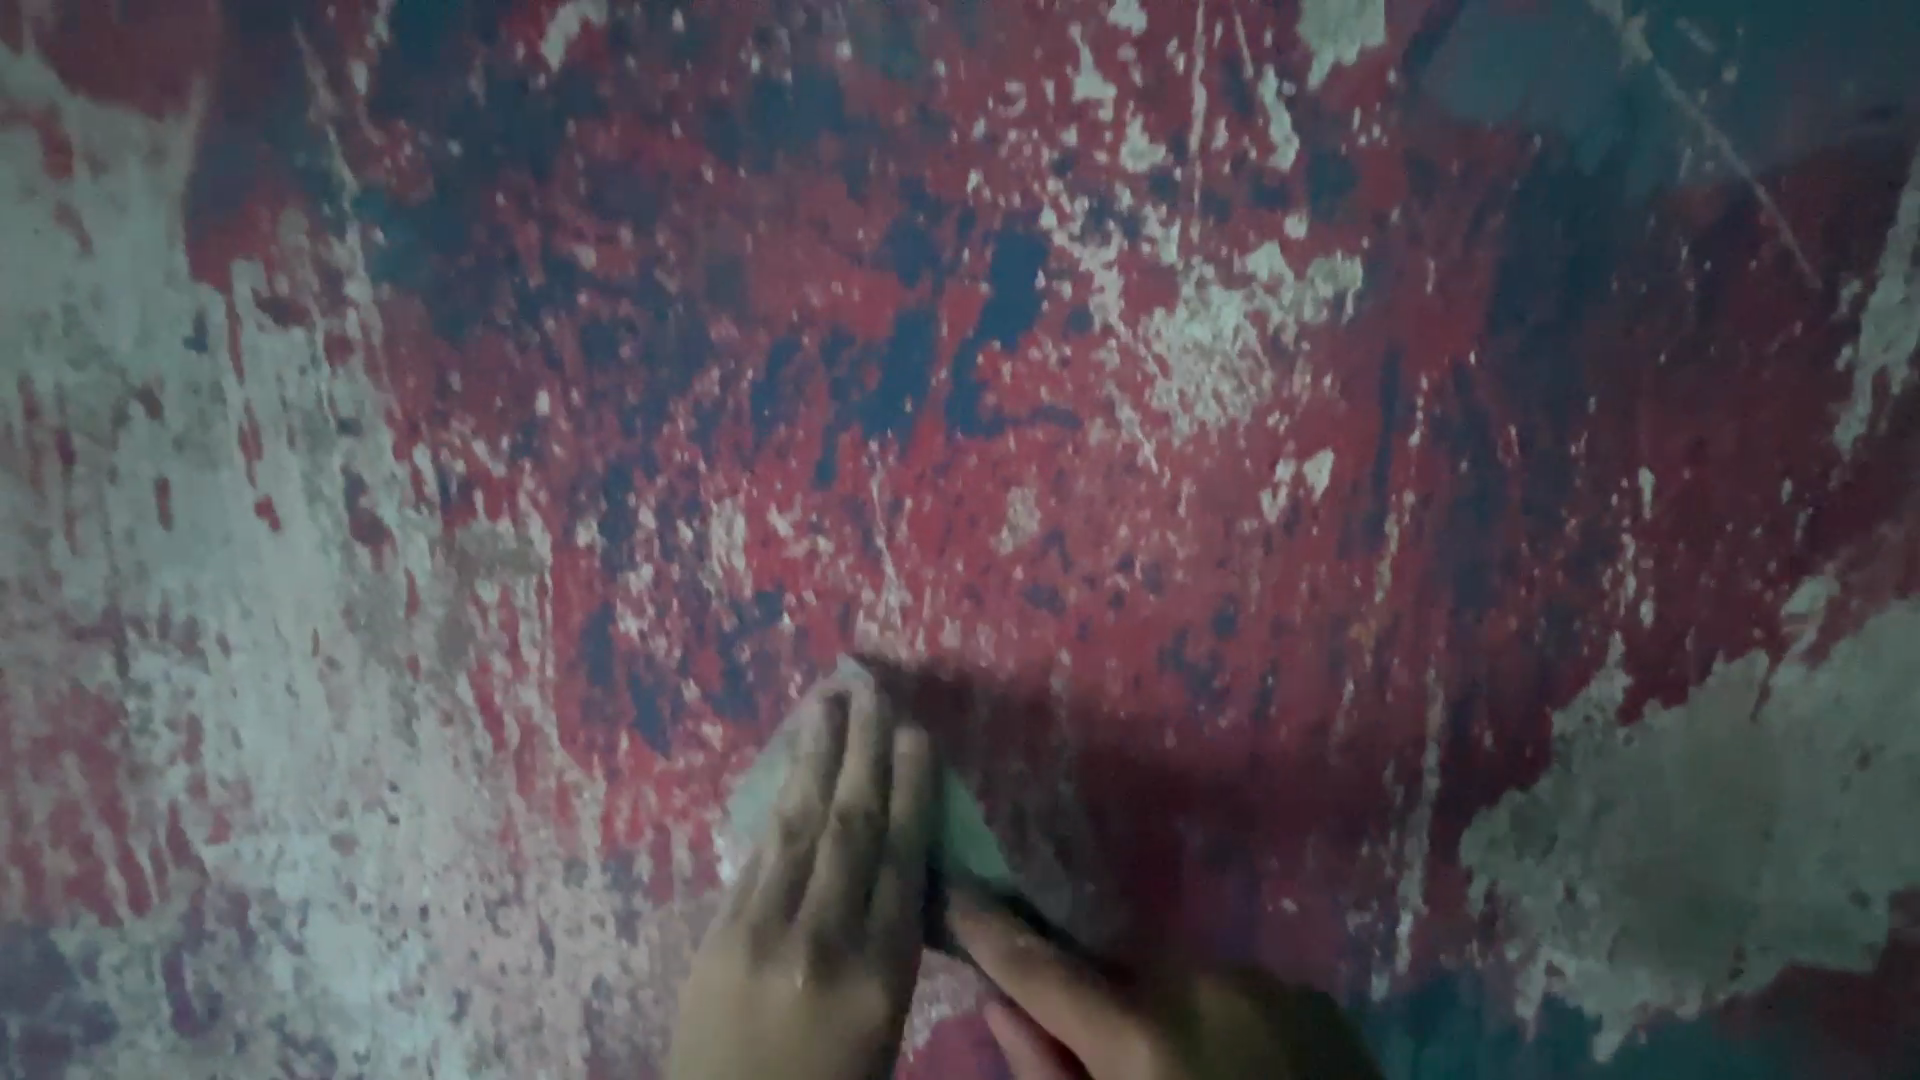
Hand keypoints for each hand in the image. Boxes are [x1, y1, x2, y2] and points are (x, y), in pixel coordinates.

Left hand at [668, 672, 934, 1079]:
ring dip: (816, 758)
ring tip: (827, 704)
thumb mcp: (886, 1021)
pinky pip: (759, 853)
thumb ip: (893, 937)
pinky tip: (790, 768)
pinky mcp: (718, 935)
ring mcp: (762, 934)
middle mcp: (824, 941)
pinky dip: (779, 803)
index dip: (910, 789)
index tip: (915, 734)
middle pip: (851, 827)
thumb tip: (898, 853)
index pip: (901, 858)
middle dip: (863, 752)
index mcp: (881, 974)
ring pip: (800, 826)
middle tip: (870, 692)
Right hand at [950, 892, 1379, 1079]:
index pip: (1041, 968)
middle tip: (1115, 1052)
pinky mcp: (1311, 996)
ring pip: (1178, 979)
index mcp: (1145, 1037)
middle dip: (1101, 999)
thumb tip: (1001, 1008)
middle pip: (1116, 970)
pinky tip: (1242, 1070)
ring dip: (1167, 1013)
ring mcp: (1264, 982)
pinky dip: (1222, 1021)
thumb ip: (1050, 1078)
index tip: (953, 890)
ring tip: (1192, 1073)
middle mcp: (1202, 984)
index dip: (990, 930)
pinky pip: (1236, 992)